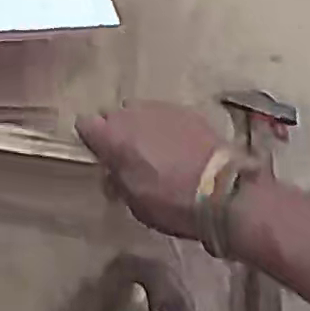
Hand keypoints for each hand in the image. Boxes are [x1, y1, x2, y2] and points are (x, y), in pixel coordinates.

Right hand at [76, 101, 227, 239]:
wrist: (225, 192)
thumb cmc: (171, 202)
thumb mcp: (134, 202)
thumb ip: (117, 180)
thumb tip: (113, 173)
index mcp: (108, 136)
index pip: (83, 124)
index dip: (92, 139)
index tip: (103, 156)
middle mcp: (127, 114)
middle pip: (111, 115)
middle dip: (117, 131)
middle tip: (132, 155)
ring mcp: (158, 108)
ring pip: (139, 111)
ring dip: (142, 126)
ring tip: (159, 149)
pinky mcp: (186, 110)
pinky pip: (166, 114)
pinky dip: (168, 127)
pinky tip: (183, 147)